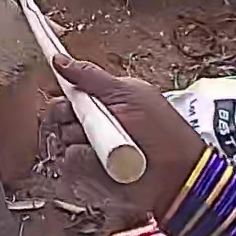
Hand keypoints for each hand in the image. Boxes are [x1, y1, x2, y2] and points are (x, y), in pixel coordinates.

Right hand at [46, 55, 209, 219]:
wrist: (178, 176)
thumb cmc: (161, 131)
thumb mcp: (126, 94)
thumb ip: (90, 77)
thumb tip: (58, 59)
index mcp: (106, 98)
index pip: (71, 90)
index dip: (62, 91)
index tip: (57, 91)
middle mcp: (96, 121)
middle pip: (60, 113)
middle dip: (67, 115)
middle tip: (86, 120)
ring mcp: (93, 146)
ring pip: (63, 137)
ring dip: (79, 139)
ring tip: (103, 144)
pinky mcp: (90, 171)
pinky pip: (69, 161)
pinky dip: (81, 160)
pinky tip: (100, 160)